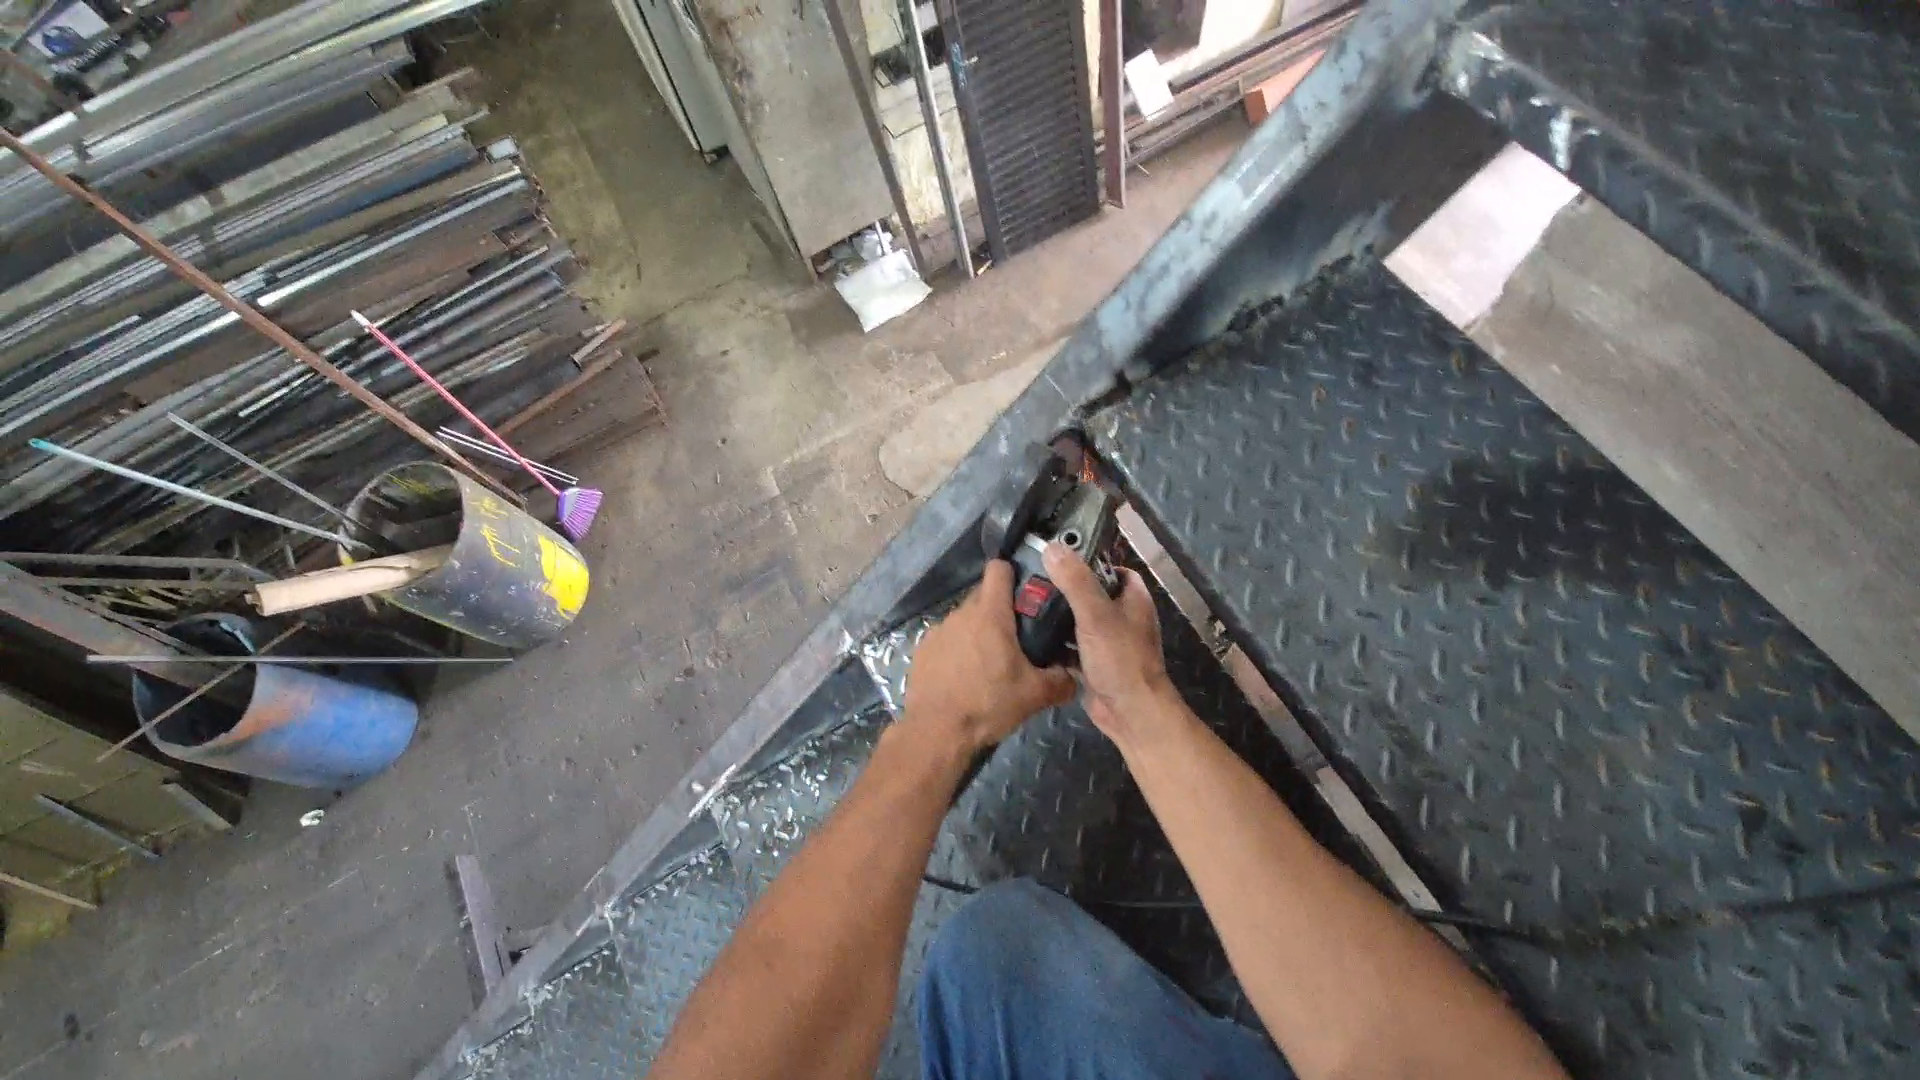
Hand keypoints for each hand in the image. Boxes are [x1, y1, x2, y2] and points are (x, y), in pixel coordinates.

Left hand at [904, 560, 1075, 749]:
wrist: (936, 731)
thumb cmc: (988, 704)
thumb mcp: (1034, 696)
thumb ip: (1060, 681)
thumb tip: (1074, 677)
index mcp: (990, 615)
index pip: (999, 570)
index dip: (1013, 574)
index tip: (1026, 593)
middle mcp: (961, 614)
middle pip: (983, 597)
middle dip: (1000, 611)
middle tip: (1017, 639)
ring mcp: (938, 631)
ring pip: (964, 620)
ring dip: (977, 633)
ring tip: (989, 664)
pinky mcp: (922, 650)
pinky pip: (946, 640)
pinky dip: (956, 650)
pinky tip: (963, 677)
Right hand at [1042, 541, 1175, 743]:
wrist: (1130, 712)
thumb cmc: (1120, 658)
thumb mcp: (1096, 614)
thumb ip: (1075, 581)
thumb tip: (1052, 548)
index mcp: (1133, 600)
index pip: (1114, 569)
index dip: (1091, 561)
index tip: (1061, 557)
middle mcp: (1123, 618)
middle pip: (1091, 594)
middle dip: (1066, 589)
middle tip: (1034, 580)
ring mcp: (1109, 643)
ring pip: (1079, 621)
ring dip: (1058, 616)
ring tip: (1026, 604)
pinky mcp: (1094, 664)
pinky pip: (1071, 646)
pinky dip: (1055, 643)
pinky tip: (1031, 636)